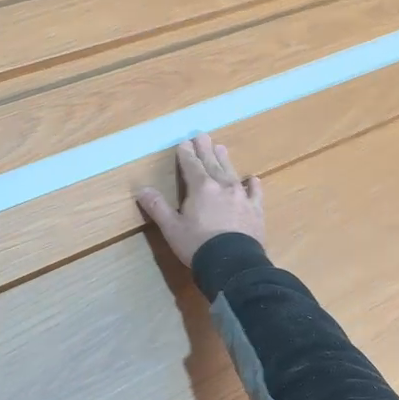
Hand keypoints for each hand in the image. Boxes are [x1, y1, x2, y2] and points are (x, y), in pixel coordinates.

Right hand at [136, 132, 264, 266]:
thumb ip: (157, 207)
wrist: (232, 264)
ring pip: (232, 173)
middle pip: (212, 163)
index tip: (184, 143)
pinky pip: (255, 192)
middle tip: (203, 135)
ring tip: (222, 148)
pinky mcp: (256, 211)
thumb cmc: (198, 246)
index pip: (191, 166)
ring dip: (225, 160)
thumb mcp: (172, 228)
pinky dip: (253, 184)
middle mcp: (222, 186)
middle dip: (205, 150)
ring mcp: (242, 197)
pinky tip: (253, 179)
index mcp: (201, 188)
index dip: (186, 154)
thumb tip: (142, 190)